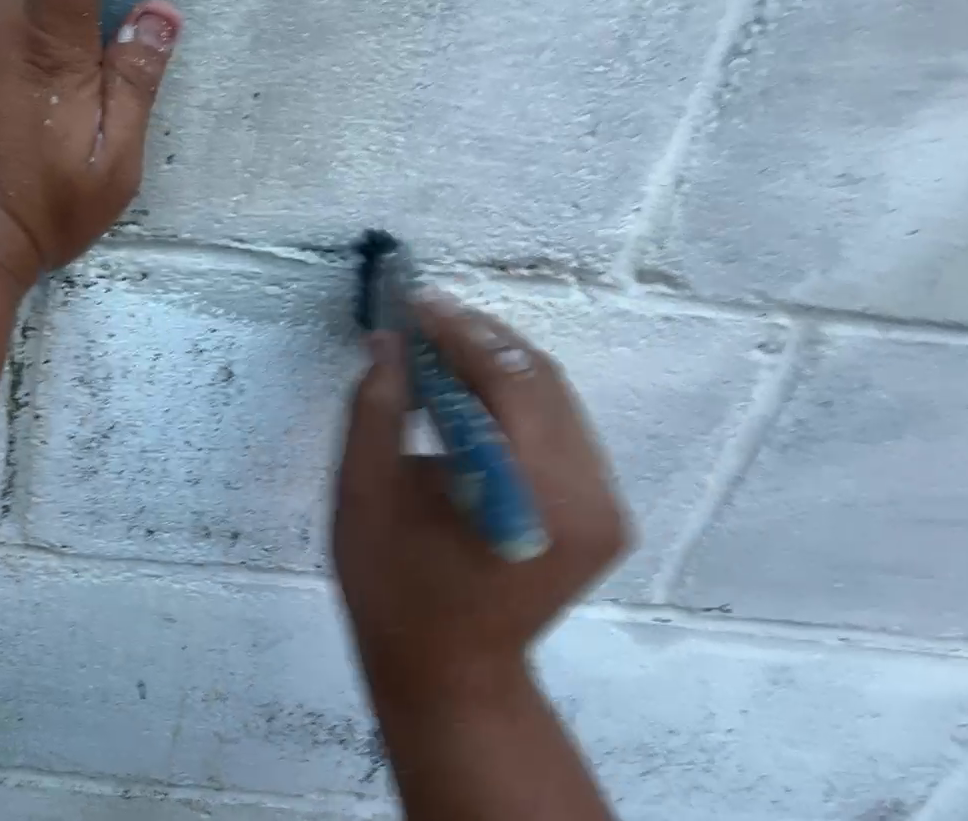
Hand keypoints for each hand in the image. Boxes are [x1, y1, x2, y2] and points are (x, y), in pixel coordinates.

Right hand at [333, 291, 630, 705]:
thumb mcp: (363, 492)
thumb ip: (376, 407)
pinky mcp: (600, 512)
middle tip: (421, 315)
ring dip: (496, 363)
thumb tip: (388, 341)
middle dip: (478, 338)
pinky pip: (558, 427)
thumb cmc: (392, 586)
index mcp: (532, 493)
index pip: (506, 380)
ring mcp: (604, 505)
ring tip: (437, 342)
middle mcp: (588, 494)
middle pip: (541, 381)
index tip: (415, 300)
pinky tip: (467, 387)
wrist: (448, 668)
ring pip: (555, 399)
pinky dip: (512, 396)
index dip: (458, 331)